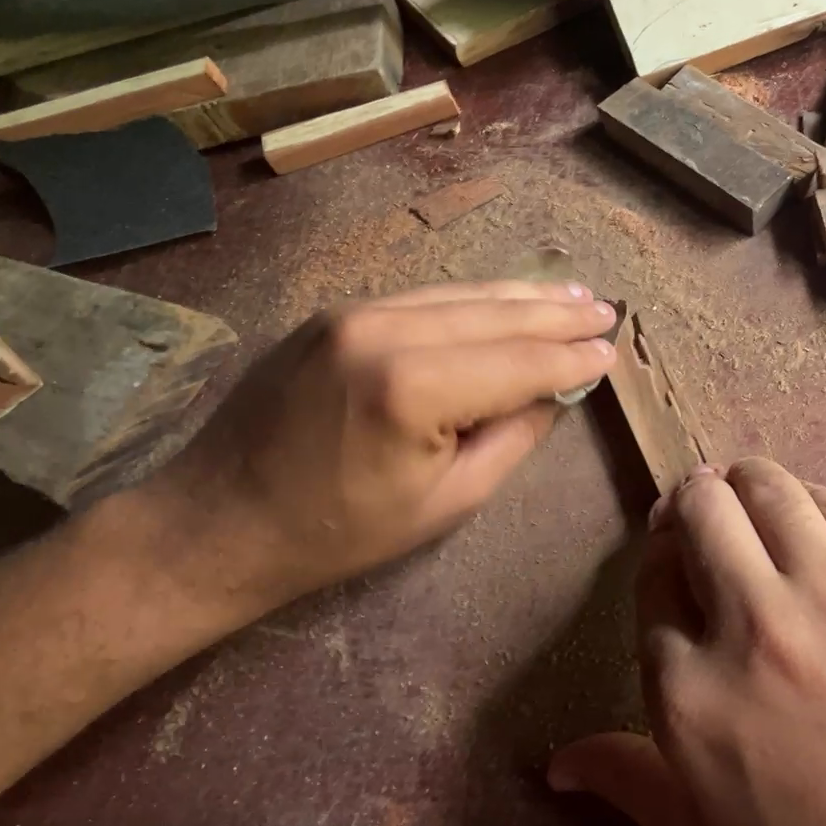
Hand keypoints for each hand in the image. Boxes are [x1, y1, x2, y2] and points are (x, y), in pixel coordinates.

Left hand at [156, 281, 617, 609]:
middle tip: (605, 310)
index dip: (572, 359)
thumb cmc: (339, 533)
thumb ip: (513, 437)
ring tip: (573, 293)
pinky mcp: (337, 312)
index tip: (612, 353)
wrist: (214, 523)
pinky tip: (508, 298)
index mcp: (413, 389)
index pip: (520, 363)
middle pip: (498, 315)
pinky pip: (428, 297)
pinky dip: (477, 299)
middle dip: (559, 314)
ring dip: (524, 296)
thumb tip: (556, 390)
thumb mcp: (448, 501)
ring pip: (465, 295)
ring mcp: (355, 313)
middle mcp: (385, 331)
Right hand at [548, 458, 825, 825]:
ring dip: (745, 481)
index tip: (676, 563)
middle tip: (700, 508)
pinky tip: (810, 519)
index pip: (651, 585)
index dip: (661, 563)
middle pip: (699, 513)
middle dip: (691, 503)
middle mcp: (755, 627)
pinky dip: (810, 502)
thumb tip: (559, 762)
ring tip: (746, 492)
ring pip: (765, 486)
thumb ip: (634, 782)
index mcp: (694, 696)